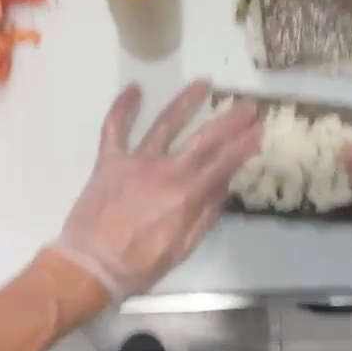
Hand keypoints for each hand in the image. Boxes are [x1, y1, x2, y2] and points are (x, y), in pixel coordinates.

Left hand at [47, 81, 260, 299]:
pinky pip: (114, 128)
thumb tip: (224, 186)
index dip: (245, 145)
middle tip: (248, 104)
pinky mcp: (109, 160)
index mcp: (187, 194)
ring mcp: (136, 161)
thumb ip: (205, 214)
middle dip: (229, 120)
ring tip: (203, 84)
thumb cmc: (141, 265)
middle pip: (204, 138)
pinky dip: (122, 107)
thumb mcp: (183, 247)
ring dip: (186, 101)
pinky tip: (134, 89)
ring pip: (165, 123)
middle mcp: (165, 170)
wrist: (91, 266)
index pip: (224, 163)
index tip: (260, 129)